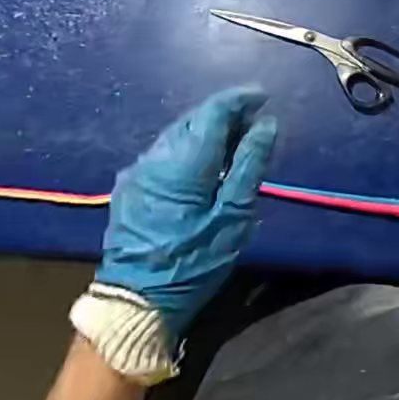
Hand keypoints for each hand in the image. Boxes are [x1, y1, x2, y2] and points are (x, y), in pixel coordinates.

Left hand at [95, 88, 278, 335]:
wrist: (136, 303)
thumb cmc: (194, 260)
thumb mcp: (234, 215)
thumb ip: (250, 164)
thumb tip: (266, 124)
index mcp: (184, 163)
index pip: (213, 112)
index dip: (240, 99)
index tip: (264, 96)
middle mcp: (156, 158)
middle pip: (194, 119)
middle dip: (226, 112)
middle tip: (255, 119)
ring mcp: (139, 172)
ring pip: (178, 133)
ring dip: (208, 128)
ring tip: (237, 137)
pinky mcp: (132, 187)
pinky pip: (166, 151)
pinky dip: (191, 145)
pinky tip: (208, 159)